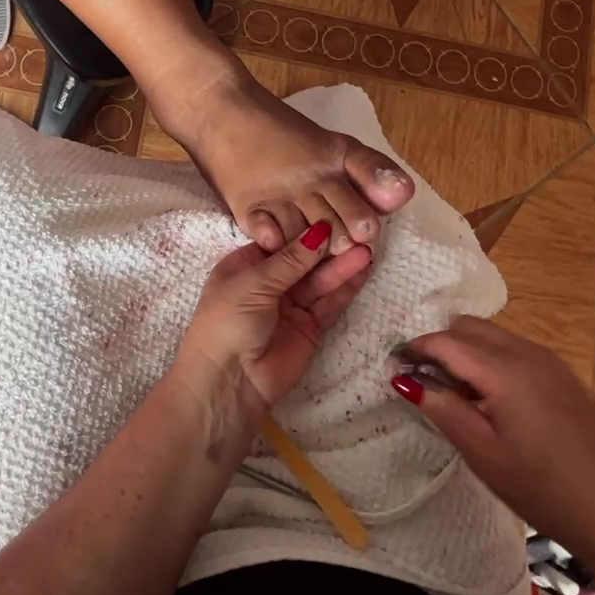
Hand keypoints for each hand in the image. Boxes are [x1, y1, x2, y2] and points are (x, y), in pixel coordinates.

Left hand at [177, 221, 372, 409]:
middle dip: (328, 246)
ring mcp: (290, 306)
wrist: (228, 383)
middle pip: (303, 259)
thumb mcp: (254, 283)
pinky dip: (346, 287)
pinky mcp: (309, 328)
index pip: (280, 240)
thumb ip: (290, 259)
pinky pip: (330, 302)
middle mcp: (268, 283)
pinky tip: (364, 268)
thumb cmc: (227, 323)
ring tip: (367, 245)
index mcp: (244, 265)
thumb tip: (320, 230)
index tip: (333, 211)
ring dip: (342, 264)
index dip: (305, 228)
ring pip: (320, 280)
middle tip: (358, 228)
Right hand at [391, 316, 594, 549]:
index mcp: (505, 371)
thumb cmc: (540, 487)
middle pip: (469, 327)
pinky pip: (514, 349)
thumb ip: (442, 408)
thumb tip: (404, 379)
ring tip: (455, 392)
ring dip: (466, 349)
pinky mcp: (563, 375)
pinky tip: (491, 398)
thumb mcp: (481, 452)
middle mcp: (527, 353)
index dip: (415, 349)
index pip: (446, 342)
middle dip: (440, 344)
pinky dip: (491, 358)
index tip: (393, 365)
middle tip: (422, 380)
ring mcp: (550, 361)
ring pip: (492, 335)